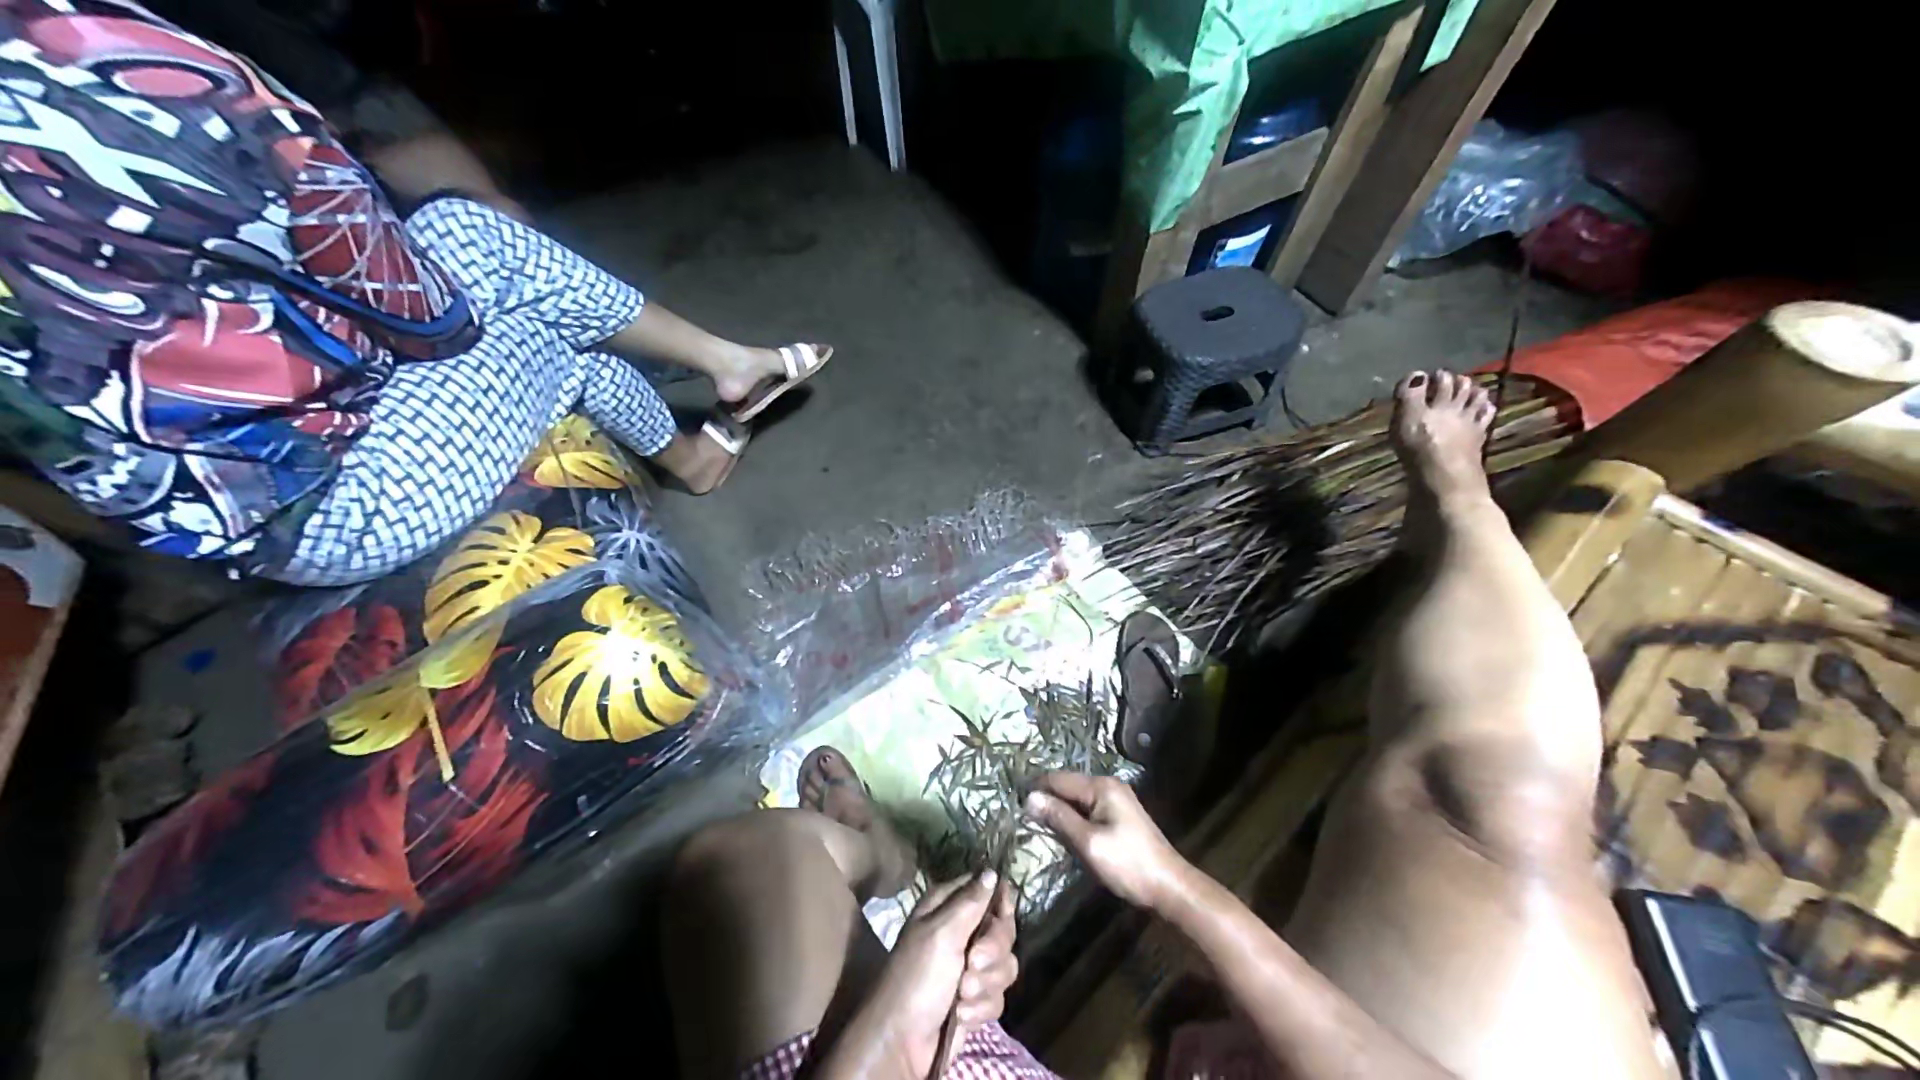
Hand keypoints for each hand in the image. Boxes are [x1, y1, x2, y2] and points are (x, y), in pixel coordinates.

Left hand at [868, 871, 1017, 1075]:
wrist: (903, 1041)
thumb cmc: (918, 978)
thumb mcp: (941, 934)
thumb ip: (971, 902)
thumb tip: (992, 871)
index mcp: (948, 906)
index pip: (988, 888)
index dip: (1000, 902)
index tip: (999, 917)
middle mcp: (961, 930)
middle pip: (1003, 928)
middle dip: (992, 951)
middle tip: (971, 963)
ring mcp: (969, 965)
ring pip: (1005, 964)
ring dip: (985, 984)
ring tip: (961, 995)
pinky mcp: (975, 996)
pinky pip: (998, 994)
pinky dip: (981, 1007)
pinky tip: (961, 1014)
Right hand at [1025, 772, 1189, 910]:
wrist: (1170, 887)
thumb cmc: (1128, 864)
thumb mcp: (1088, 842)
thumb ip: (1059, 817)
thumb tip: (1030, 798)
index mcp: (1101, 787)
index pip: (1058, 779)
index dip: (1036, 790)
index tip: (1013, 804)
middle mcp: (1108, 786)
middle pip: (1068, 786)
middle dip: (1047, 798)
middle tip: (1022, 817)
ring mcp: (1116, 800)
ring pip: (1077, 798)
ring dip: (1059, 809)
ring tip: (1037, 824)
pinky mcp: (1119, 815)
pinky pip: (1088, 809)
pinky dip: (1073, 817)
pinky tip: (1063, 830)